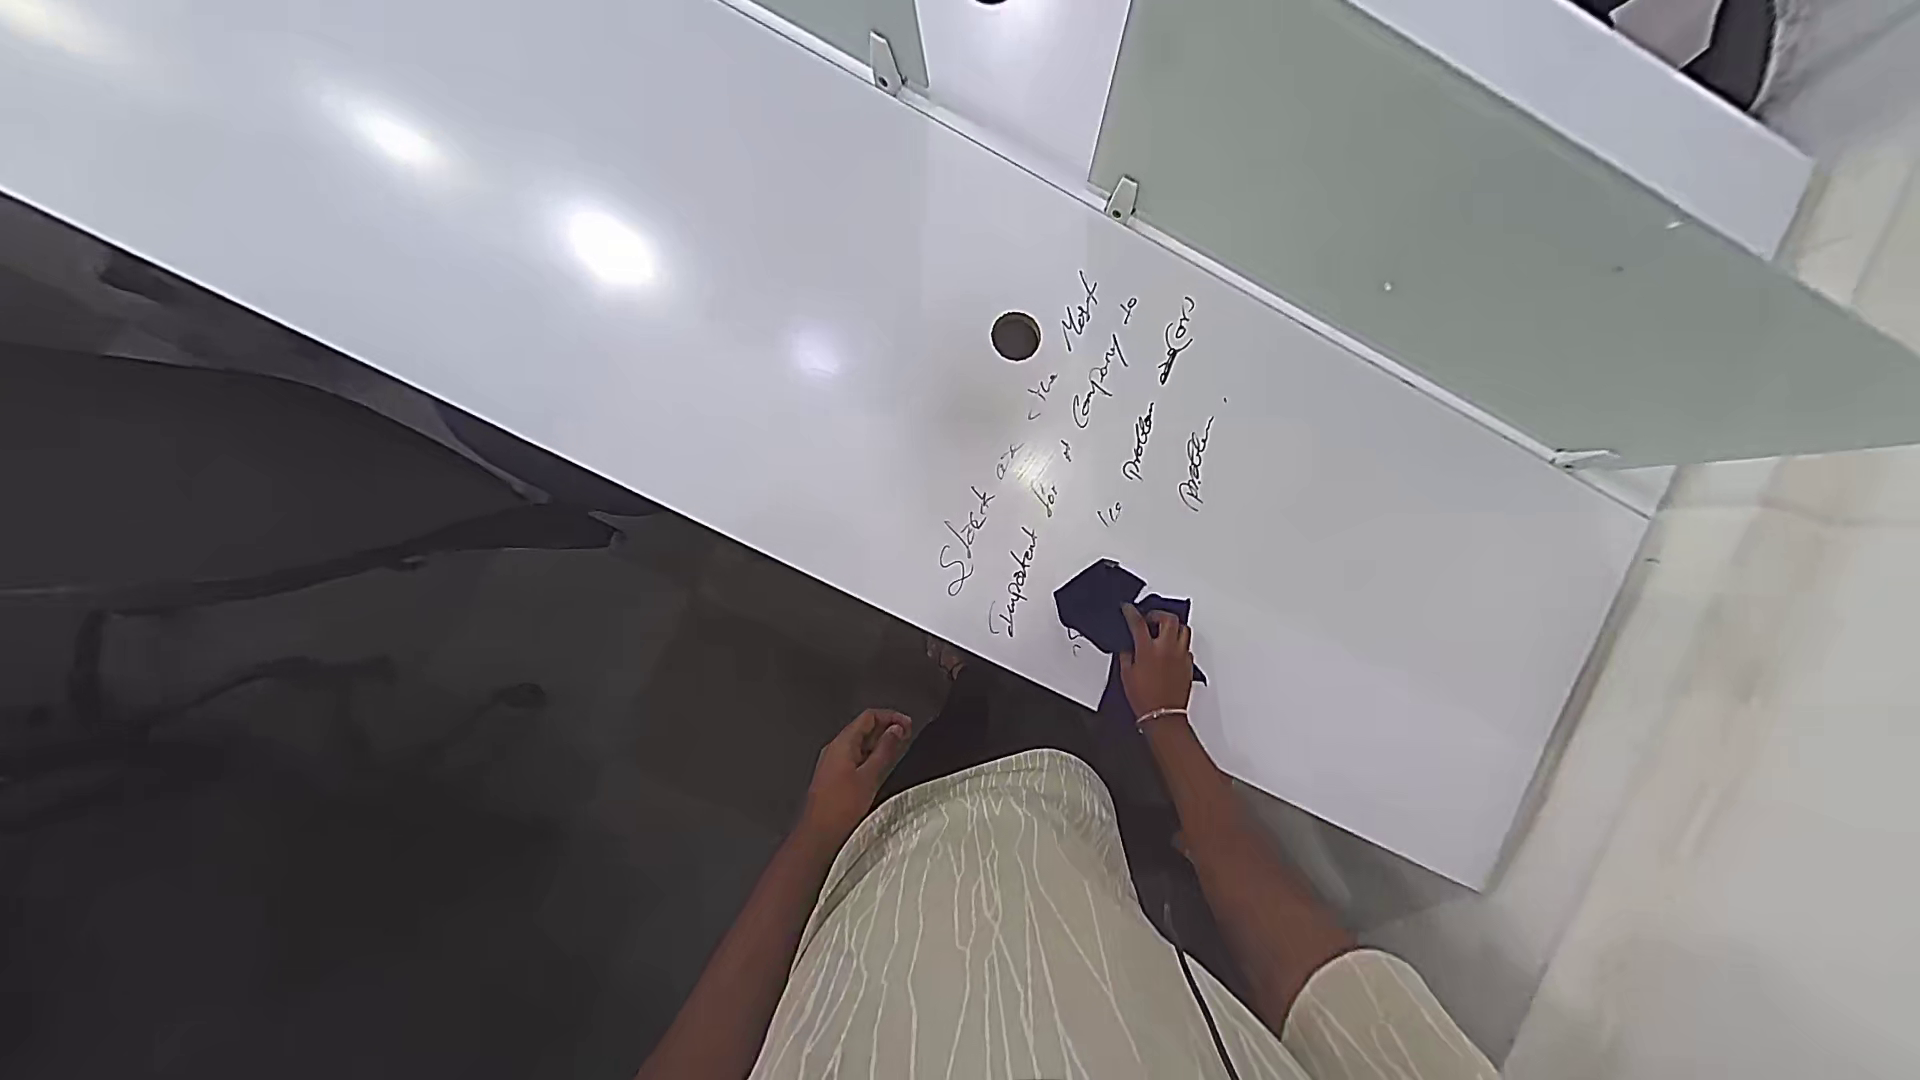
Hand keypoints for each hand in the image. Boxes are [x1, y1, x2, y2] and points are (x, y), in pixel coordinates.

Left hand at [800, 709, 912, 842]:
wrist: (818, 835)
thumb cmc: (841, 807)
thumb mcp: (870, 776)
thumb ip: (885, 749)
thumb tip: (896, 730)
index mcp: (842, 743)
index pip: (868, 716)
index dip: (890, 716)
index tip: (908, 724)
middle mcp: (835, 748)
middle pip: (863, 727)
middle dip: (886, 727)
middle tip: (906, 735)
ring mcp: (832, 762)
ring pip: (859, 742)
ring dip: (879, 742)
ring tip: (898, 748)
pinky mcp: (833, 776)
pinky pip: (854, 756)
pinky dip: (871, 754)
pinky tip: (882, 765)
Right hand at [1120, 604, 1193, 723]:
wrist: (1163, 715)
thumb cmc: (1144, 697)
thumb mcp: (1126, 673)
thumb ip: (1126, 655)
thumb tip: (1128, 646)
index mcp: (1148, 650)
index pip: (1139, 622)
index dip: (1131, 612)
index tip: (1128, 608)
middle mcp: (1166, 649)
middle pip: (1168, 618)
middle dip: (1158, 614)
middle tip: (1150, 618)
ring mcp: (1180, 655)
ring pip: (1183, 629)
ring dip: (1172, 625)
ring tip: (1163, 630)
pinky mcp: (1188, 664)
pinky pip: (1186, 646)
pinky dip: (1178, 642)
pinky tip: (1170, 648)